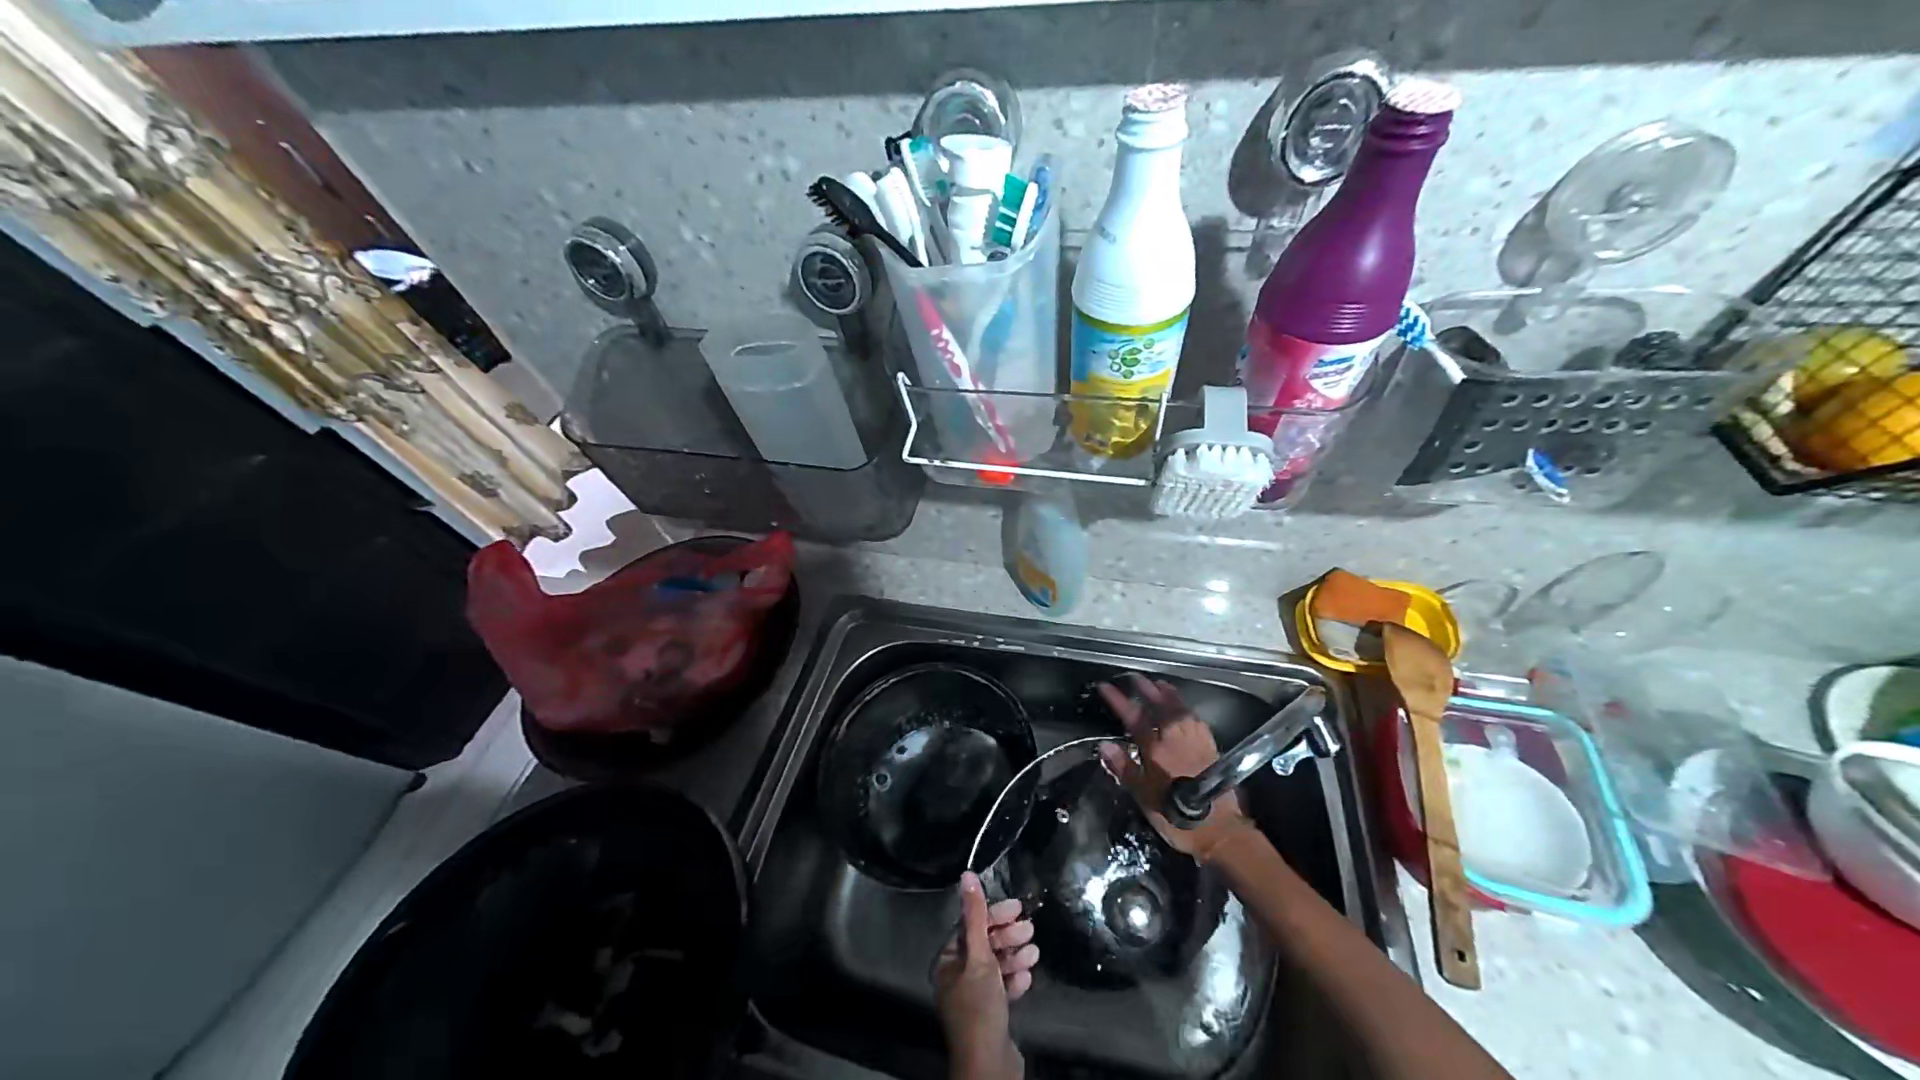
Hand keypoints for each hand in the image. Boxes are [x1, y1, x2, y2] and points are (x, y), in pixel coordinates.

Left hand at [932, 871, 1037, 1079]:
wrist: (989, 1065)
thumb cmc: (979, 1007)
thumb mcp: (978, 956)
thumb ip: (976, 916)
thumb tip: (967, 875)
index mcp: (946, 962)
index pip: (970, 927)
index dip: (993, 915)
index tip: (1018, 907)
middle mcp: (956, 977)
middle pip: (984, 945)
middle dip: (1008, 936)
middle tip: (1030, 930)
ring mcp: (974, 997)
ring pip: (996, 966)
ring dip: (1015, 957)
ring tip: (1033, 953)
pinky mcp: (990, 1014)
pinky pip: (1003, 987)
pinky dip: (1015, 980)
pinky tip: (1027, 978)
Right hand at [1097, 673, 1254, 862]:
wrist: (1220, 831)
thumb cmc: (1176, 817)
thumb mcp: (1143, 797)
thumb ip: (1124, 769)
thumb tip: (1104, 746)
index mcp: (1157, 751)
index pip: (1134, 718)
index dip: (1119, 701)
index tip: (1105, 687)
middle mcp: (1177, 740)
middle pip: (1161, 708)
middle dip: (1147, 690)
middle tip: (1135, 677)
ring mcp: (1197, 742)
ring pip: (1181, 710)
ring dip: (1168, 695)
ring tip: (1159, 683)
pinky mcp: (1212, 748)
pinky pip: (1196, 719)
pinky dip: (1186, 708)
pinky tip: (1184, 708)